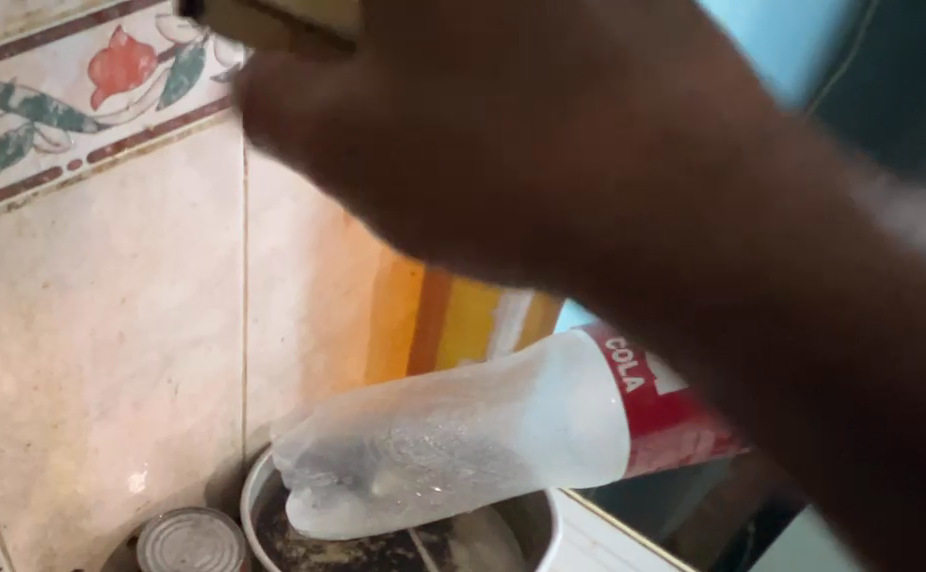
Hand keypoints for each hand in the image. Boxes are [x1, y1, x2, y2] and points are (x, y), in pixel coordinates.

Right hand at [235, 0, 825, 291]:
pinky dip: (493, 59)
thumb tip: (249, 77)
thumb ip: (270, 100)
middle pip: (386, 4)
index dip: (286, 25)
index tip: (281, 64)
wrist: (676, 199)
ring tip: (437, 132)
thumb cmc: (481, 162)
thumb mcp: (338, 146)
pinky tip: (507, 122)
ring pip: (455, 19)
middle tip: (358, 108)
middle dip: (356, 42)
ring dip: (422, 54)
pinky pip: (523, 24)